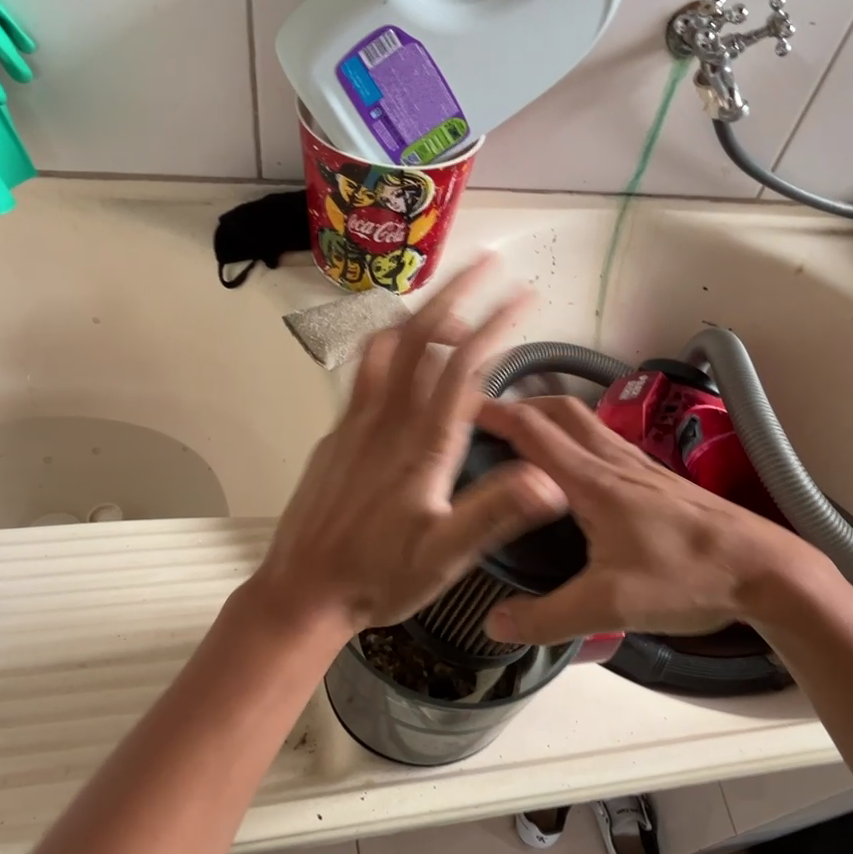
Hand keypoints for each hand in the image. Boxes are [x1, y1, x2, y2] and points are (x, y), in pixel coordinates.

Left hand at [246, 260, 568, 640]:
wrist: (302, 591)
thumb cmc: (377, 577)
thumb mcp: (445, 554)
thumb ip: (495, 511)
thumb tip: (550, 477)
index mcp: (422, 444)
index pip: (463, 367)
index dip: (496, 325)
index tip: (524, 295)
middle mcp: (385, 420)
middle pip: (420, 336)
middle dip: (457, 292)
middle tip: (487, 263)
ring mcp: (354, 424)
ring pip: (384, 347)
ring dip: (418, 314)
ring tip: (446, 300)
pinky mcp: (335, 437)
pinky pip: (364, 374)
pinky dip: (390, 348)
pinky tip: (398, 362)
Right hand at [476, 396, 843, 644]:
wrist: (766, 571)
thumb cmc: (687, 578)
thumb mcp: (609, 606)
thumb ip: (546, 618)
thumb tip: (493, 624)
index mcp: (594, 481)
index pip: (532, 432)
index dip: (492, 414)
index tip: (457, 407)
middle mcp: (616, 462)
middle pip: (561, 411)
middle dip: (520, 403)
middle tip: (487, 418)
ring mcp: (644, 468)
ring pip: (588, 423)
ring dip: (551, 418)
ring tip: (525, 437)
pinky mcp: (663, 482)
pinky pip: (609, 443)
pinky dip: (580, 439)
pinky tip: (582, 469)